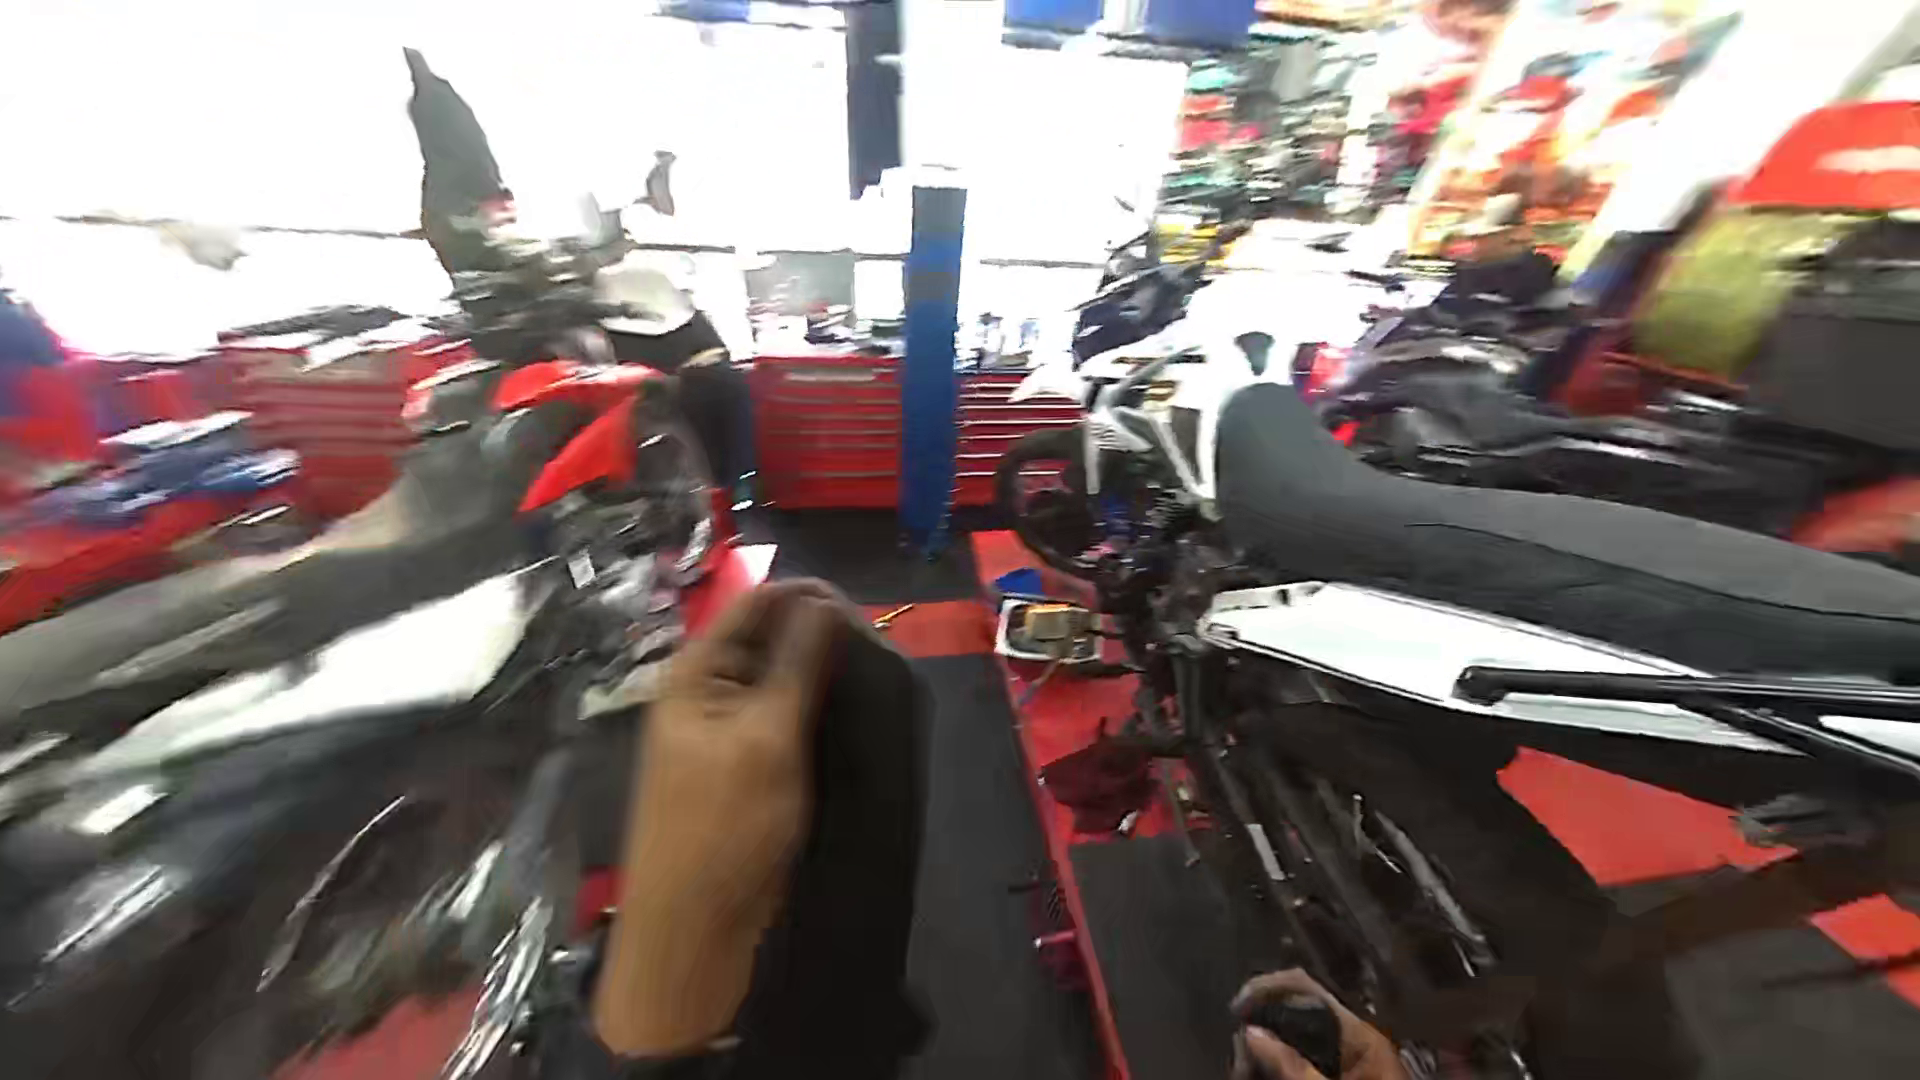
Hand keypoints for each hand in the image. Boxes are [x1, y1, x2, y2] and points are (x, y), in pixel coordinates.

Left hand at [593, 580, 844, 1056]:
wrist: (696, 929)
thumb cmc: (726, 826)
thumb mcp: (766, 736)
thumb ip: (797, 663)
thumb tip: (825, 600)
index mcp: (698, 670)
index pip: (756, 604)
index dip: (807, 595)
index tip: (862, 608)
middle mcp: (711, 686)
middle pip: (771, 634)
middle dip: (820, 631)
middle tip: (876, 645)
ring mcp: (730, 720)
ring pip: (783, 672)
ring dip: (823, 666)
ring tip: (872, 668)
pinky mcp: (750, 751)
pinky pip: (786, 707)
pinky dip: (816, 698)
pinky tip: (851, 700)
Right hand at [1232, 970, 1408, 1079]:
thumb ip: (1293, 1067)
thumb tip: (1250, 1030)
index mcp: (1359, 1036)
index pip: (1304, 986)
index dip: (1266, 987)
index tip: (1237, 1010)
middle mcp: (1353, 1040)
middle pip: (1296, 1009)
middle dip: (1262, 1022)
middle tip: (1237, 1045)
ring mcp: (1349, 1063)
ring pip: (1296, 1037)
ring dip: (1267, 1047)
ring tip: (1242, 1065)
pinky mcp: (1343, 1079)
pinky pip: (1303, 1061)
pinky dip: (1282, 1064)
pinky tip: (1260, 1075)